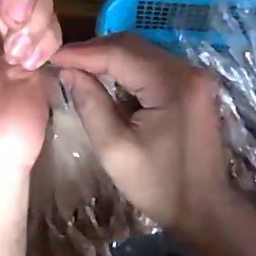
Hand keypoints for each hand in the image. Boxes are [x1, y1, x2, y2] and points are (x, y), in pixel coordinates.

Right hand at [53, 34, 238, 238]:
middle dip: (93, 51)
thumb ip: (90, 104)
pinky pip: (151, 65)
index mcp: (172, 83)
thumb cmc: (158, 185)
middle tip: (60, 63)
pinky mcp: (191, 86)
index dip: (81, 52)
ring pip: (141, 52)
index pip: (119, 53)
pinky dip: (125, 69)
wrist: (205, 209)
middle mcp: (187, 70)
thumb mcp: (114, 148)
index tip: (50, 56)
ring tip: (76, 70)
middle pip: (131, 46)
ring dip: (108, 58)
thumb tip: (68, 71)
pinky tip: (104, 80)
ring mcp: (192, 76)